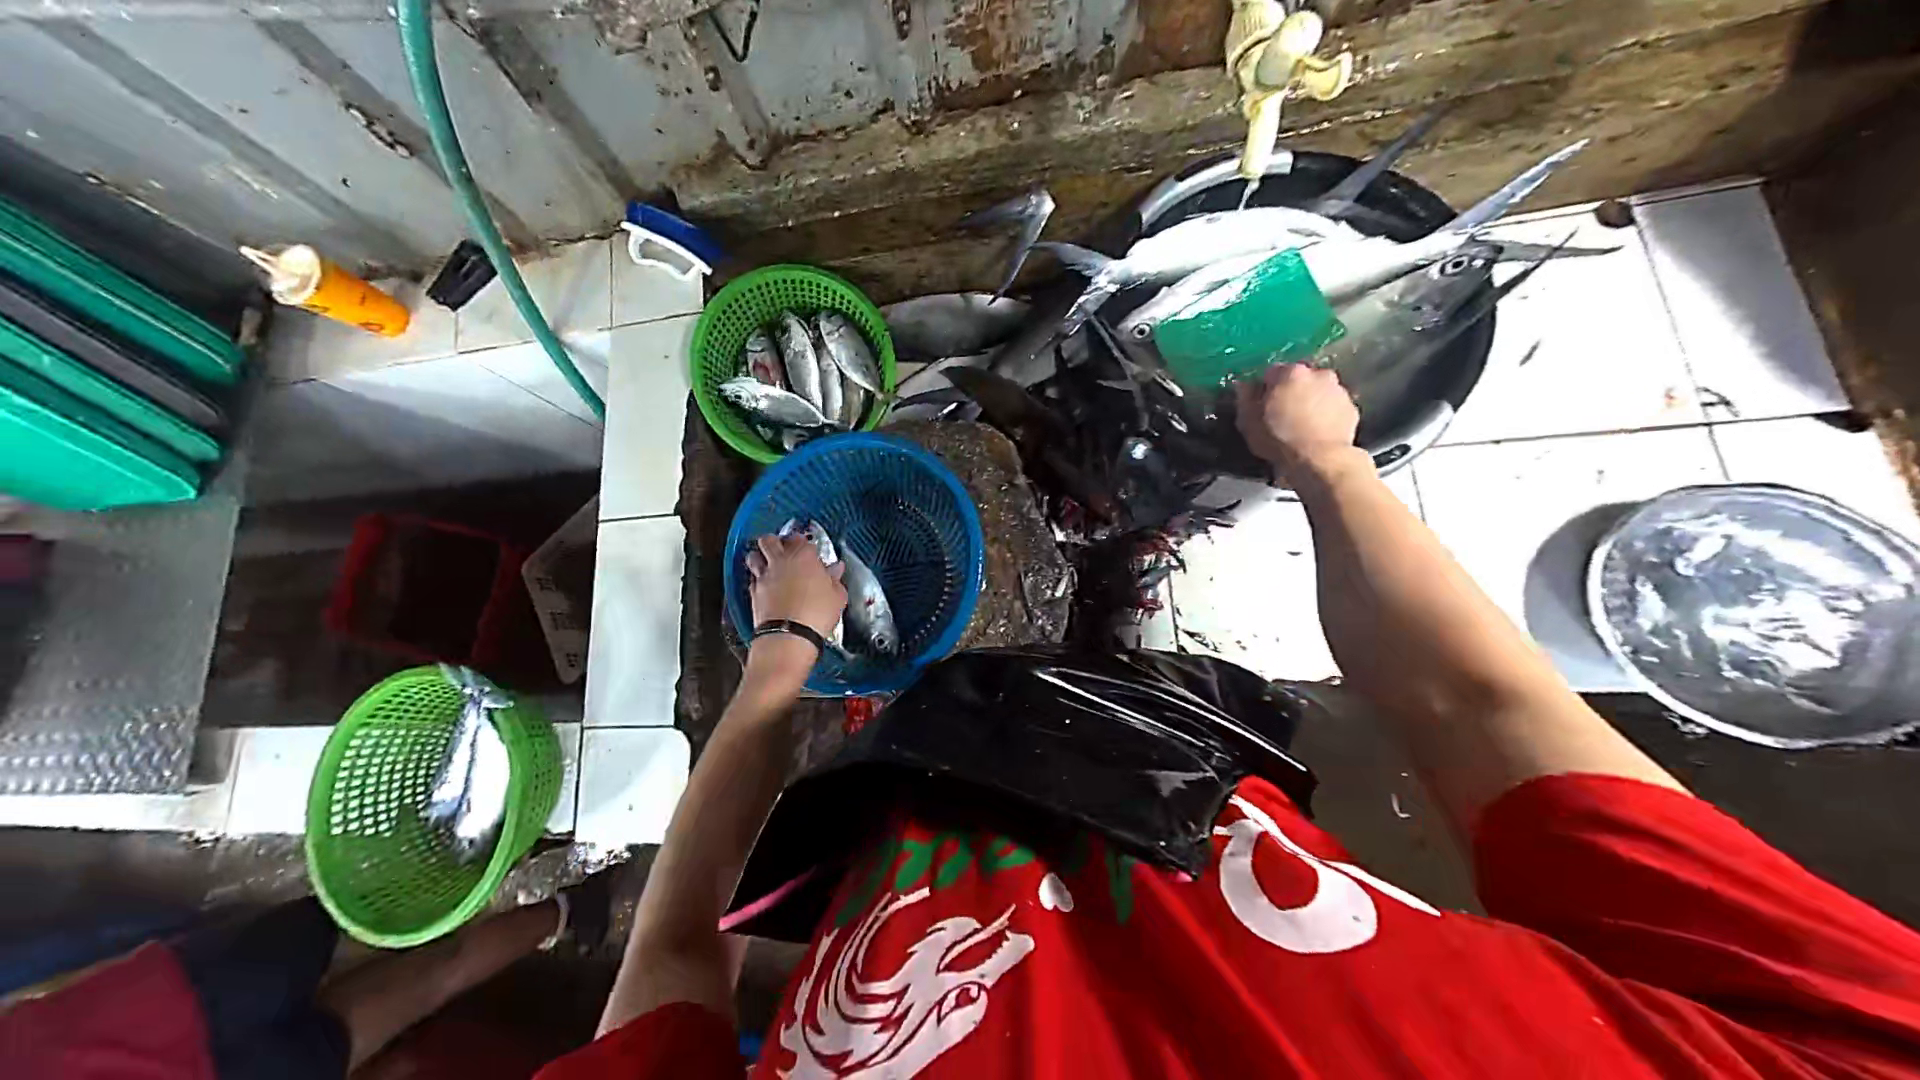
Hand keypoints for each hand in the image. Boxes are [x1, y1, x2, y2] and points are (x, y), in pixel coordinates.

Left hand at [746, 532, 846, 640]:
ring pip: (753, 555)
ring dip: (760, 556)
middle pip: (769, 540)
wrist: (790, 636)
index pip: (799, 538)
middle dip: (775, 541)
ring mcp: (764, 576)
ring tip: (768, 562)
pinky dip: (756, 578)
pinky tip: (765, 584)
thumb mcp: (837, 596)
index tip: (808, 549)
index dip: (802, 541)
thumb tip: (836, 572)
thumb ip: (835, 579)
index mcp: (803, 556)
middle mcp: (780, 561)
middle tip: (783, 548)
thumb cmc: (814, 614)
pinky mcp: (753, 593)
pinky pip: (751, 578)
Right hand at [1235, 363, 1359, 479]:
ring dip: (1309, 402)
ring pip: (1318, 392)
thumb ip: (1245, 399)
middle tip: (1280, 415)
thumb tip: (1243, 386)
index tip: (1261, 404)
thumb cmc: (1280, 440)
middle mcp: (1318, 374)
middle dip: (1290, 393)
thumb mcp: (1248, 423)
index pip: (1272, 372)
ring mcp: (1338, 391)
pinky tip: (1315, 433)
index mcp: (1289, 373)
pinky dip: (1325, 416)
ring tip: (1299, 427)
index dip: (1264, 389)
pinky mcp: (1351, 409)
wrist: (1320, 460)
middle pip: (1299, 379)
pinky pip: (1333, 407)